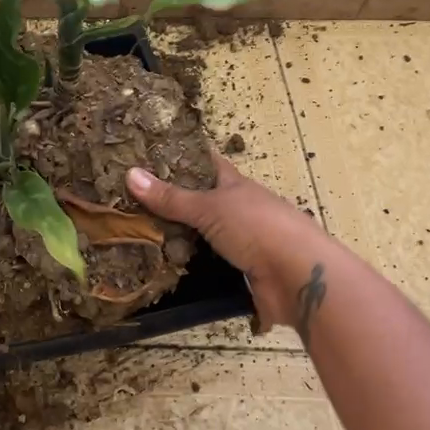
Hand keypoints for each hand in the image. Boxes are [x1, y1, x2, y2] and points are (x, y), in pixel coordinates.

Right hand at [127, 151, 323, 333]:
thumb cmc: (258, 227)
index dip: (181, 156)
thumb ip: (171, 197)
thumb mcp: (209, 207)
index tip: (150, 152)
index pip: (205, 162)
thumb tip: (129, 174)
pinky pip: (208, 265)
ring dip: (180, 237)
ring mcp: (242, 242)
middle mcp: (239, 210)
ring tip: (138, 233)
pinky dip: (189, 266)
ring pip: (204, 235)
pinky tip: (162, 265)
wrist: (300, 278)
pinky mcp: (243, 273)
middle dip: (173, 200)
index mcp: (234, 185)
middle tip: (131, 198)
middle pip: (201, 200)